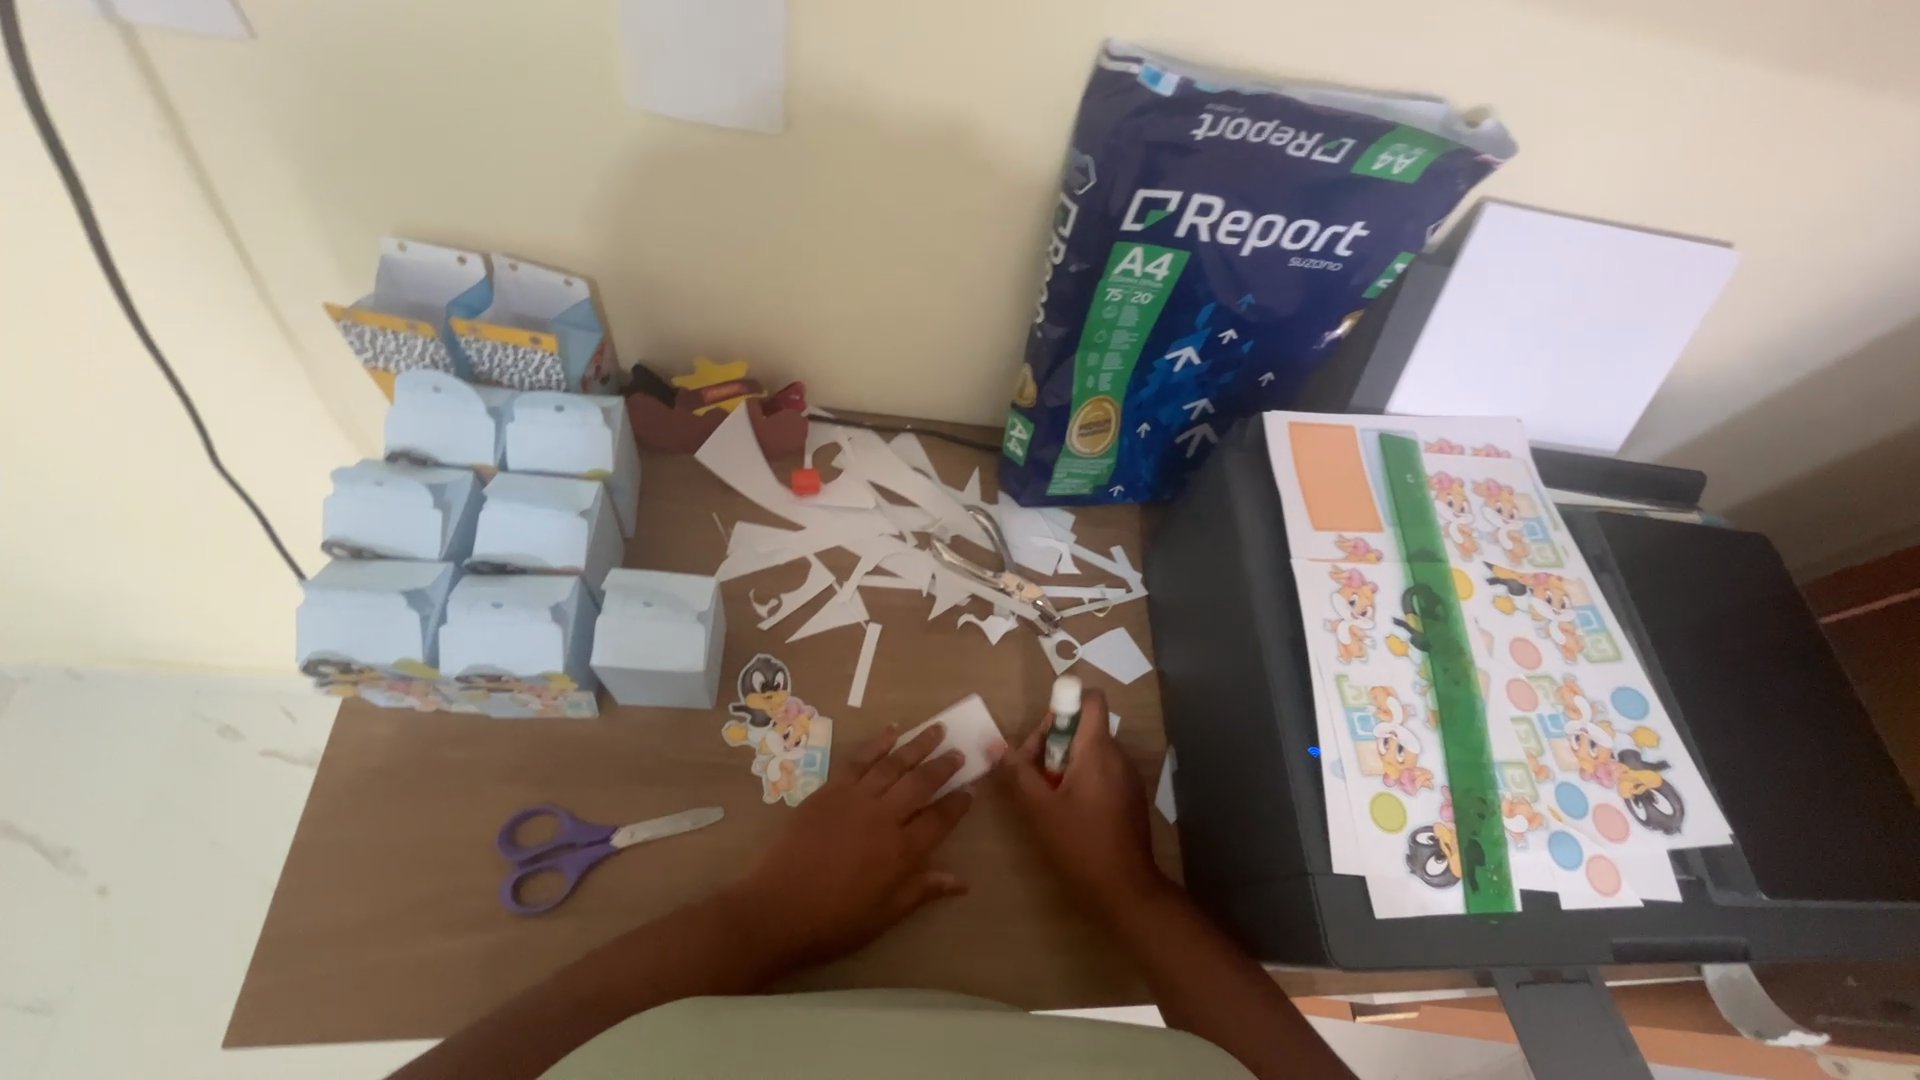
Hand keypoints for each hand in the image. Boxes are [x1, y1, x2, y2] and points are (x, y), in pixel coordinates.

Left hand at [725, 723, 973, 969]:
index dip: (958, 805)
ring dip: (918, 745)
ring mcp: (855, 799)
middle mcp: (884, 818)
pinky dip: (877, 743)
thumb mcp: (885, 915)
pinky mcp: (829, 790)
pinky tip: (891, 730)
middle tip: (960, 751)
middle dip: (944, 766)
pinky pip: (859, 760)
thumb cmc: (834, 921)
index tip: (971, 791)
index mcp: (901, 852)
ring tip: (936, 729)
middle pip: (921, 783)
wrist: (776, 909)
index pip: (939, 820)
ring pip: (894, 764)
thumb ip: (923, 891)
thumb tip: (962, 881)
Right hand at [1001, 688, 1167, 918]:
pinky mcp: (1131, 796)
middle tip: (1033, 769)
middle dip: (1055, 740)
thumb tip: (996, 744)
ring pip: (1093, 750)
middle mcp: (1118, 755)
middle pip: (1085, 727)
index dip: (1066, 703)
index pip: (1091, 699)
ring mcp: (1128, 776)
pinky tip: (1068, 808)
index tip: (1044, 729)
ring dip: (1067, 760)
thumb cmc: (1080, 843)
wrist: (1126, 889)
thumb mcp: (1039, 807)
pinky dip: (1083, 777)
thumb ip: (1018, 771)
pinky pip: (1104, 770)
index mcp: (1097, 750)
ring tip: (1047, 792)